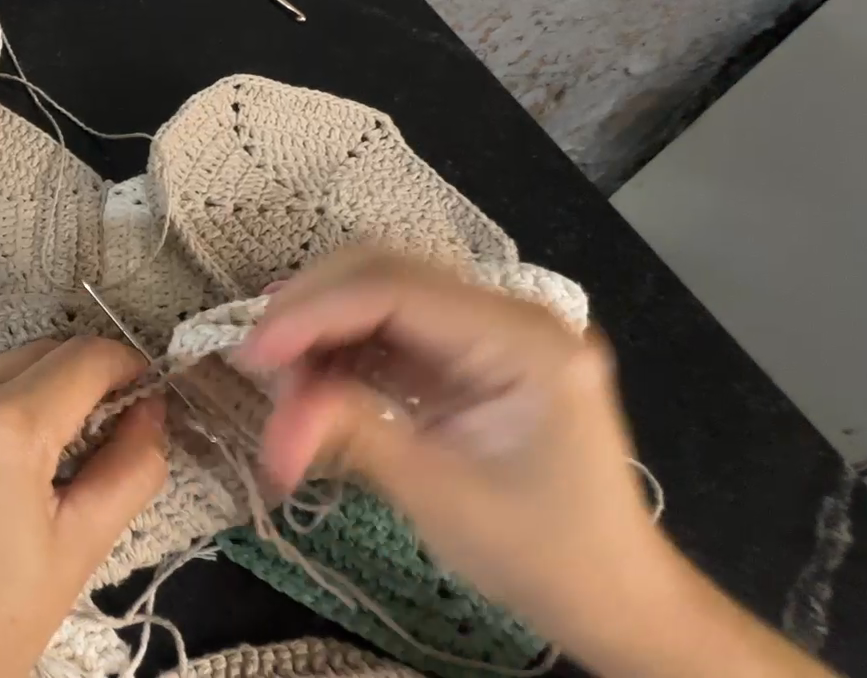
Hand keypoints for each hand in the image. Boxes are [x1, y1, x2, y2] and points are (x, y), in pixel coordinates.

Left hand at [0, 337, 167, 677]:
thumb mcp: (82, 546)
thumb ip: (133, 466)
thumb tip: (152, 407)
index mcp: (6, 425)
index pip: (84, 357)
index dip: (124, 365)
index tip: (141, 387)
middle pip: (38, 353)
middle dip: (77, 379)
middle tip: (95, 430)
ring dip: (26, 393)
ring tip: (32, 458)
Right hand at [238, 248, 833, 677]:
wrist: (612, 597)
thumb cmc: (542, 554)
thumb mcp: (438, 495)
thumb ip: (351, 432)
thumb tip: (272, 411)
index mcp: (523, 342)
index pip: (394, 290)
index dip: (312, 313)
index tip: (254, 355)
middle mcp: (506, 314)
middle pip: (380, 269)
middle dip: (308, 306)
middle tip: (258, 358)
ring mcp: (484, 326)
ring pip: (373, 285)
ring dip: (316, 321)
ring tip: (279, 372)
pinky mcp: (461, 347)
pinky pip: (382, 320)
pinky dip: (335, 341)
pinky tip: (307, 372)